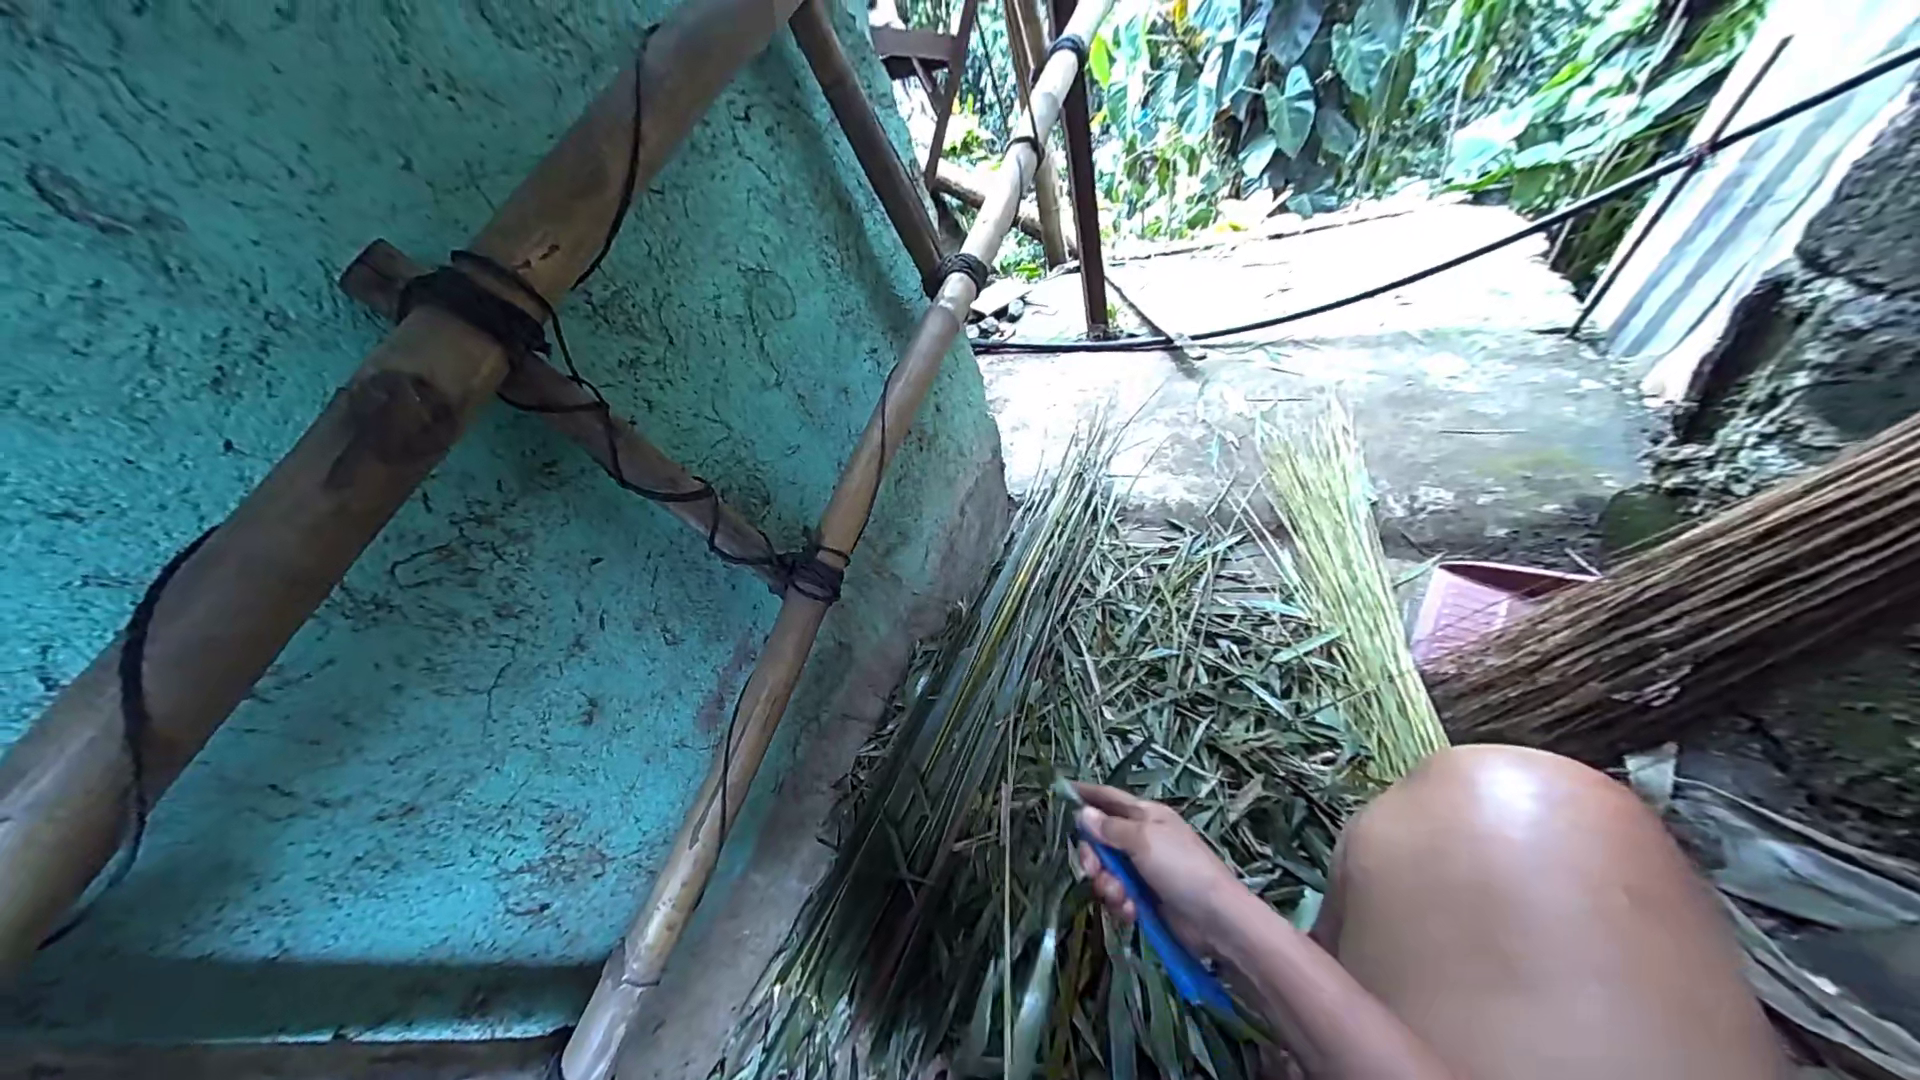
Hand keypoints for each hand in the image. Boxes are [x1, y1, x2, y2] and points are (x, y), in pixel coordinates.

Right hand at [1074, 782, 1250, 956]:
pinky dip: (1120, 903)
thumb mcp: (1144, 840)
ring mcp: (1142, 869)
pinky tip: (1131, 911)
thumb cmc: (1182, 868)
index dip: (1087, 795)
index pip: (1109, 798)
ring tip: (1121, 897)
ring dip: (1107, 885)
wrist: (1217, 921)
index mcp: (1145, 815)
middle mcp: (1141, 838)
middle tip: (1093, 870)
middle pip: (1100, 838)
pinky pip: (1117, 895)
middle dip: (1093, 855)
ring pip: (1106, 870)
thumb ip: (1110, 827)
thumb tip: (1082, 812)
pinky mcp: (1144, 898)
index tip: (1063, 792)